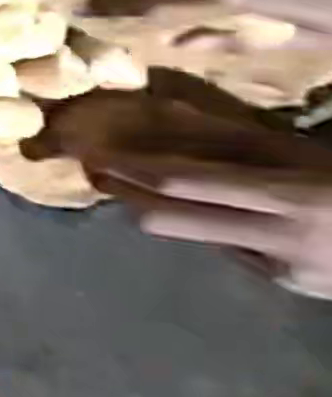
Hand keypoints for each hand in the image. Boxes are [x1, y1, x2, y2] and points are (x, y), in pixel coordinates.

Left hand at [90, 148, 331, 299]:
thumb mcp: (307, 153)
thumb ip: (233, 138)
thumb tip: (159, 110)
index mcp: (292, 199)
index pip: (177, 183)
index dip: (125, 166)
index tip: (89, 150)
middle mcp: (283, 239)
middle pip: (163, 219)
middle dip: (123, 194)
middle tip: (98, 171)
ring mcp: (290, 270)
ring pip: (191, 235)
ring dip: (165, 210)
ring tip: (150, 186)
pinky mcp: (296, 286)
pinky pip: (232, 251)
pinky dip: (217, 229)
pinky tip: (228, 216)